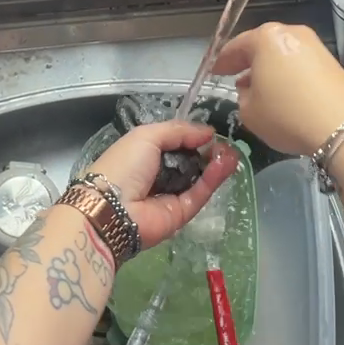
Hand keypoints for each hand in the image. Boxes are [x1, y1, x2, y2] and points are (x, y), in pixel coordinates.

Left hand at [90, 120, 239, 248]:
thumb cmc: (125, 164)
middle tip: (227, 143)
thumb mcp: (147, 136)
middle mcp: (159, 173)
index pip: (175, 143)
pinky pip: (200, 194)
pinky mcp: (181, 214)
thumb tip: (207, 131)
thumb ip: (178, 131)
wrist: (111, 209)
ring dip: (216, 164)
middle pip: (190, 161)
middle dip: (209, 151)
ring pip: (199, 178)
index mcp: (145, 153)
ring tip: (232, 152)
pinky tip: (225, 163)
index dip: (193, 137)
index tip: (212, 132)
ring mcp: (171, 194)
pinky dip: (213, 179)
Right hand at [210, 22, 343, 155]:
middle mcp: (291, 33)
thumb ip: (242, 96)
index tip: (215, 72)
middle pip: (261, 45)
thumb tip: (249, 88)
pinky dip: (288, 74)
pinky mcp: (331, 61)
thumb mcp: (249, 112)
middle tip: (235, 78)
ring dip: (269, 69)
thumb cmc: (287, 116)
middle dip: (247, 62)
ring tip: (261, 89)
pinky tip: (285, 93)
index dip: (222, 61)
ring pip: (282, 54)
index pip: (236, 46)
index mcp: (265, 38)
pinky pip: (300, 63)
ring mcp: (314, 45)